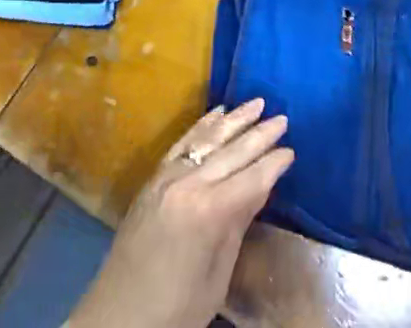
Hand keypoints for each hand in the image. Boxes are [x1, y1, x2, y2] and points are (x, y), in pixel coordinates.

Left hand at [67, 98, 294, 327]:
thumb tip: (261, 185)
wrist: (119, 315)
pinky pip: (181, 144)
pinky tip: (215, 114)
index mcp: (208, 212)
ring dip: (233, 120)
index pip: (250, 178)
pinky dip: (201, 126)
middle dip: (259, 134)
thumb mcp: (218, 274)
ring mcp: (166, 178)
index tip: (291, 150)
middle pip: (230, 152)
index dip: (272, 164)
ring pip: (206, 140)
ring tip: (255, 103)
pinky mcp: (153, 179)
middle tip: (282, 118)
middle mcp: (187, 185)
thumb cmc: (177, 308)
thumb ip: (237, 223)